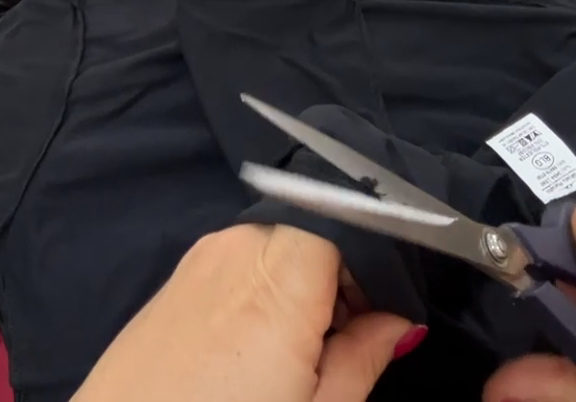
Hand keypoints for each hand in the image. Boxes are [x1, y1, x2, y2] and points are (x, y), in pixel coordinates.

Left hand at [72, 224, 417, 401]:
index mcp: (276, 275)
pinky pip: (235, 261)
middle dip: (336, 277)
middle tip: (341, 343)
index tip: (380, 309)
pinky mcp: (175, 275)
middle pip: (307, 233)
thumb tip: (400, 320)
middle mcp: (235, 246)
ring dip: (297, 284)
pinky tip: (252, 348)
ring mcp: (198, 256)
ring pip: (272, 246)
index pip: (339, 217)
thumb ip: (363, 358)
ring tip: (295, 355)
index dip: (369, 259)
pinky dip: (259, 288)